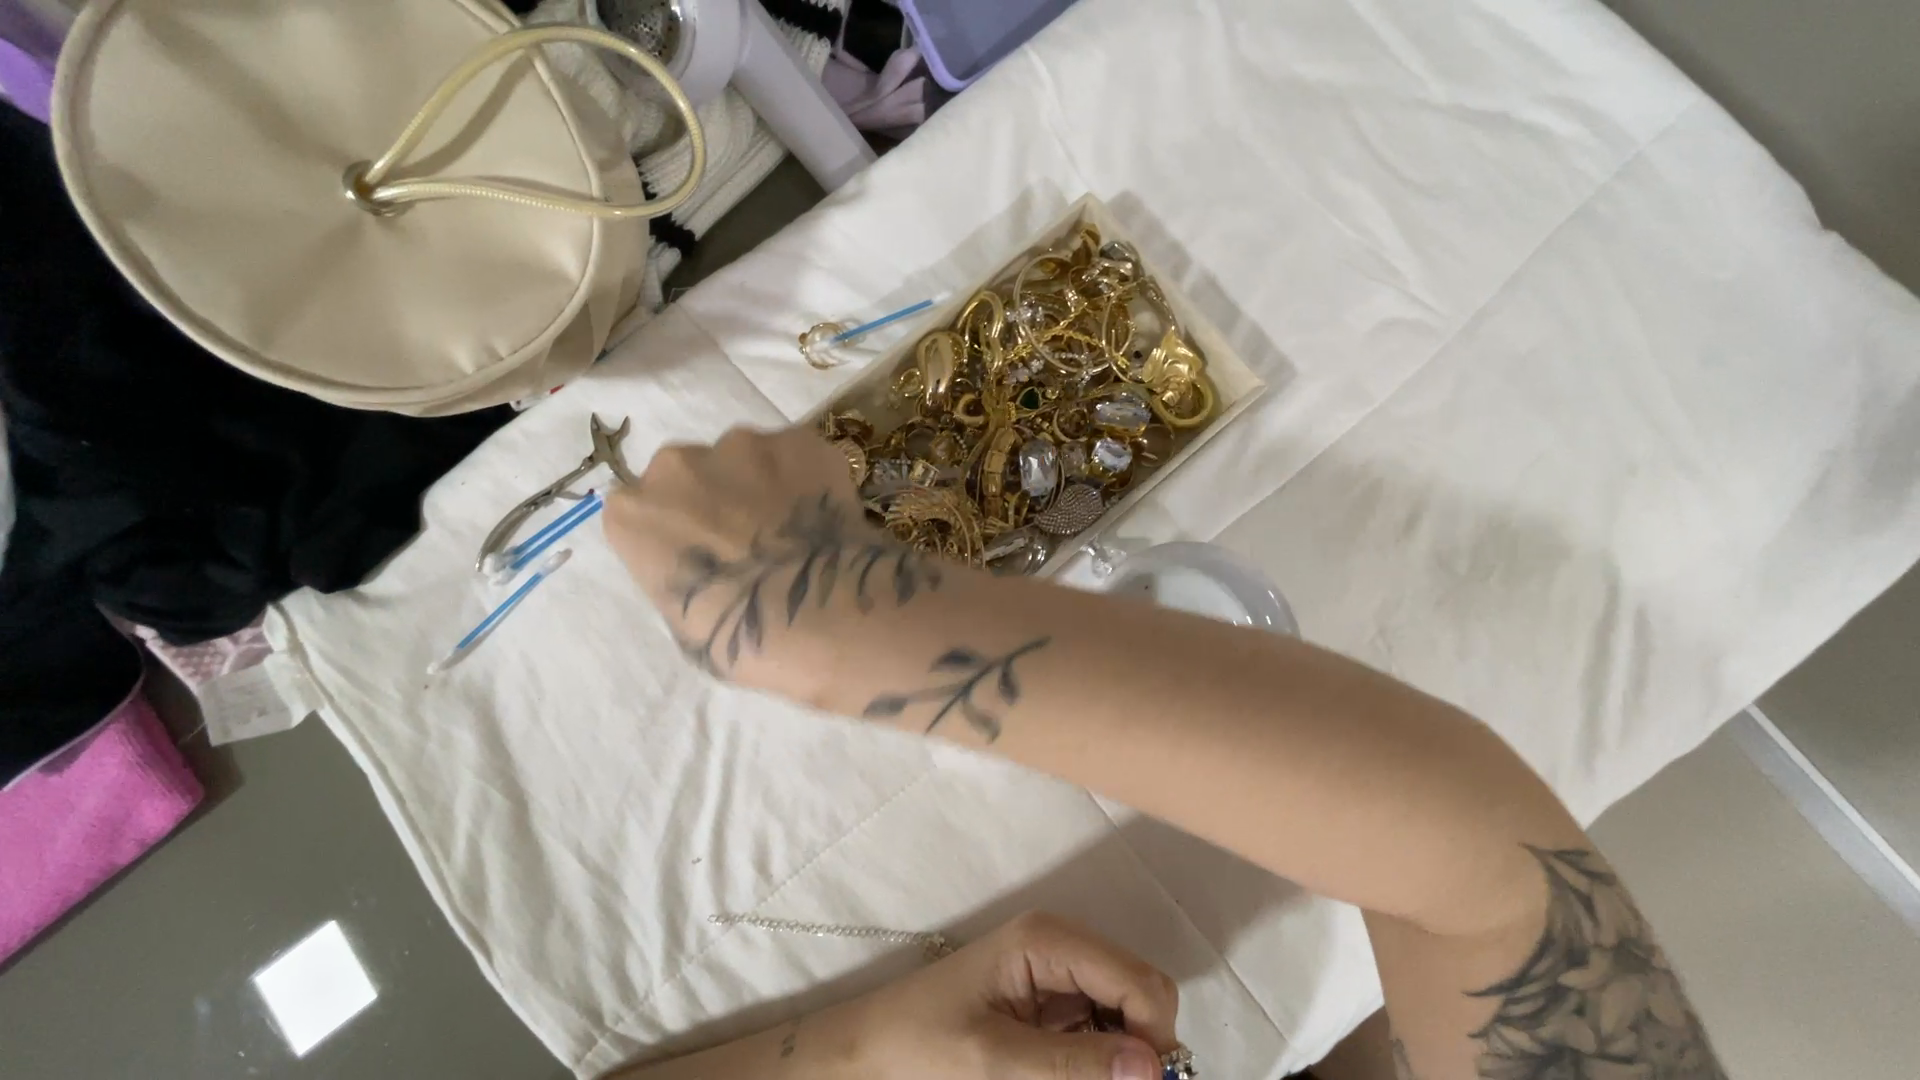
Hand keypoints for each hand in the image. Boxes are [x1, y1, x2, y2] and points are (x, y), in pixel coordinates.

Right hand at [604, 425, 870, 672]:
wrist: (816, 612)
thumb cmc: (739, 637)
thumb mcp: (681, 617)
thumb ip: (678, 571)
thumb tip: (706, 563)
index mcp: (633, 513)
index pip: (643, 509)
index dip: (677, 529)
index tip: (704, 552)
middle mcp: (677, 465)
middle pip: (691, 473)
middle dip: (716, 497)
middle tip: (753, 537)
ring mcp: (741, 445)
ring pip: (747, 457)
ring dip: (764, 483)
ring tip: (796, 527)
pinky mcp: (799, 440)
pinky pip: (799, 455)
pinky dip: (811, 478)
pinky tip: (827, 515)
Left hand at [822, 912, 1180, 1079]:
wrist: (873, 1047)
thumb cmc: (925, 1043)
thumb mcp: (996, 1061)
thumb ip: (1075, 1066)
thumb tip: (1154, 1069)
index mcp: (1048, 940)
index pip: (1137, 979)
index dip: (1154, 1035)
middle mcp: (1061, 945)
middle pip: (1139, 990)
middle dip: (1143, 1044)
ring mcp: (1057, 971)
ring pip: (1125, 1011)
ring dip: (1122, 1053)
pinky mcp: (1051, 1000)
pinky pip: (1100, 1026)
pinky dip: (1101, 1055)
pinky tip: (1076, 1075)